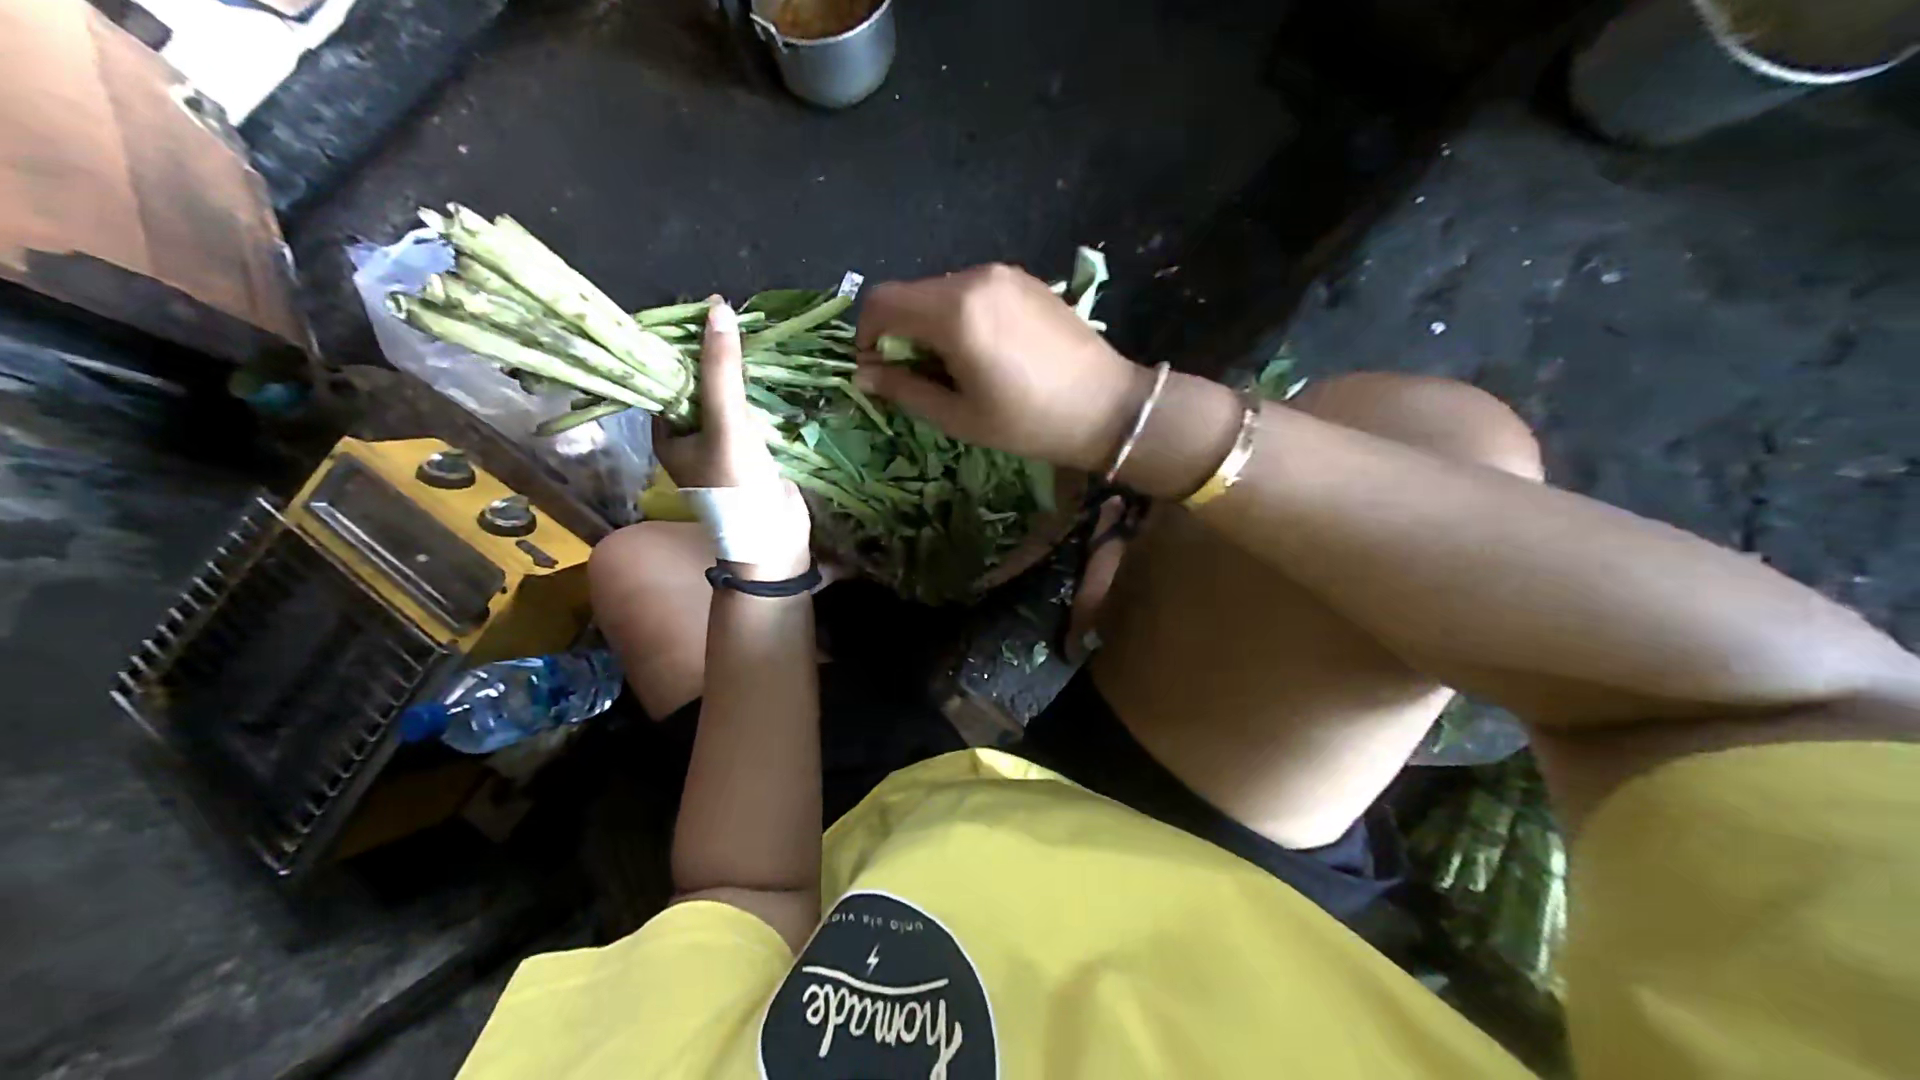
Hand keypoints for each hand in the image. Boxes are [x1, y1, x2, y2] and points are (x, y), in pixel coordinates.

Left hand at [657, 298, 811, 577]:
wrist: (774, 538)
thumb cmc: (738, 485)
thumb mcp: (727, 422)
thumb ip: (722, 370)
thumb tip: (717, 309)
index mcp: (668, 430)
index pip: (669, 375)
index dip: (685, 343)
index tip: (706, 310)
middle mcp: (690, 434)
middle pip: (701, 383)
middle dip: (718, 356)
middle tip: (736, 318)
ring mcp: (722, 442)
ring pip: (729, 396)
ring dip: (742, 374)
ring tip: (757, 336)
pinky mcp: (751, 450)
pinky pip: (752, 413)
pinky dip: (761, 395)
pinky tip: (774, 373)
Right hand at [853, 264, 1150, 472]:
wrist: (1107, 407)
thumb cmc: (1028, 422)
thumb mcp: (958, 416)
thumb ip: (904, 389)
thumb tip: (863, 375)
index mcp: (954, 312)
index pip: (881, 301)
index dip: (865, 334)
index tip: (876, 368)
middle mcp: (975, 278)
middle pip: (910, 293)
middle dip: (898, 331)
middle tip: (916, 374)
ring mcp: (1003, 274)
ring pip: (940, 290)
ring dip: (929, 323)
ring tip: (954, 365)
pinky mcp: (1024, 279)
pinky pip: (972, 289)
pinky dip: (959, 314)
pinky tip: (984, 349)